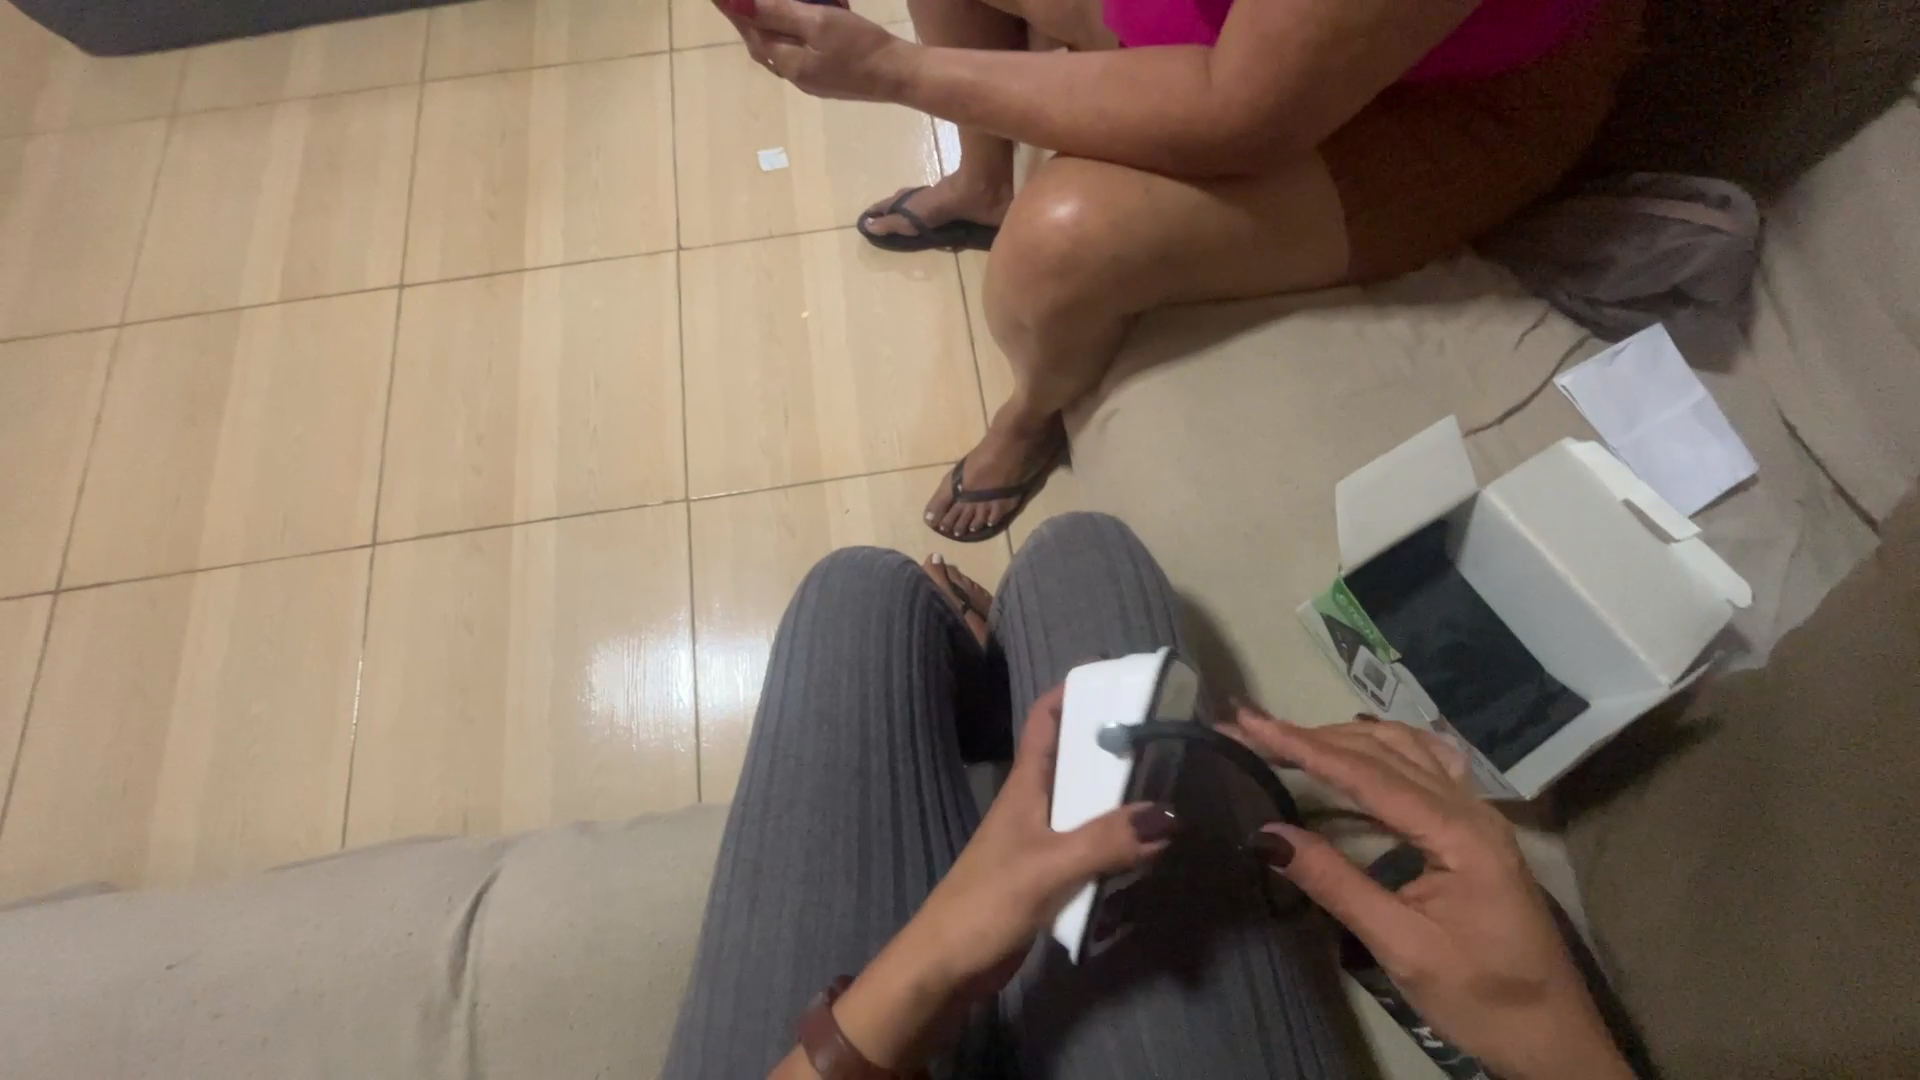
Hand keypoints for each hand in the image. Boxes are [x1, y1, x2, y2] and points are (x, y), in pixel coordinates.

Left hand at [724, 0, 917, 101]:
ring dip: (769, 31)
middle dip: (749, 23)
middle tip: (736, 2)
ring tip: (761, 12)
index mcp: (790, 64)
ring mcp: (813, 82)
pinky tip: (795, 26)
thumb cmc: (860, 46)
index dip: (735, 13)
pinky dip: (790, 38)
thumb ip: (779, 12)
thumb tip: (743, 3)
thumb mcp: (817, 21)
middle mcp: (797, 77)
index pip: (753, 34)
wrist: (898, 76)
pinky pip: (799, 56)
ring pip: (781, 53)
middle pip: (763, 47)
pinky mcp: (829, 80)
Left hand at [904, 684, 1176, 992]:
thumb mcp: (1049, 866)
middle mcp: (1034, 801)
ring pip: (1085, 801)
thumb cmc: (987, 901)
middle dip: (1111, 741)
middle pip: (1073, 756)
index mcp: (1025, 783)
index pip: (1044, 719)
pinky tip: (1147, 845)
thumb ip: (1106, 842)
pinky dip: (1116, 837)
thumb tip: (1169, 814)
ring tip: (1169, 782)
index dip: (1072, 692)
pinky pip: (1089, 841)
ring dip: (1119, 792)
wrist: (948, 963)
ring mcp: (1041, 837)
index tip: (1116, 681)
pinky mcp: (1049, 871)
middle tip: (1164, 734)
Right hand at [1230, 707, 1632, 1079]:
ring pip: (1402, 748)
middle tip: (1253, 728)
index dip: (1302, 745)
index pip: (1365, 774)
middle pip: (1381, 751)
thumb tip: (1266, 834)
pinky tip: (1358, 748)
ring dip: (1342, 737)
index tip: (1249, 722)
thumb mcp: (1401, 947)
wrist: (1557, 1045)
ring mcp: (1476, 814)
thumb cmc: (1483, 1000)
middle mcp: (1470, 809)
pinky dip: (1379, 746)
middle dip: (1312, 735)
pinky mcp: (1472, 827)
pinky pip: (1423, 762)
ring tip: (1289, 738)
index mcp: (1459, 834)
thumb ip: (1334, 882)